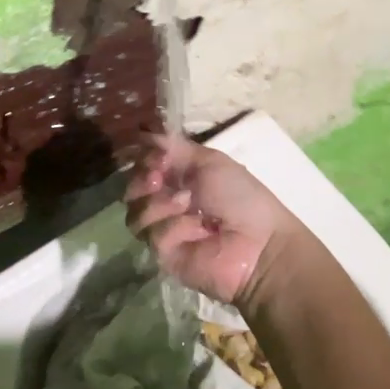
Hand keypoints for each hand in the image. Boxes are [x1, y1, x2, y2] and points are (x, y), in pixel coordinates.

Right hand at [124, 133, 303, 307]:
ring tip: (186, 204)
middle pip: (131, 189)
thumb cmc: (240, 197)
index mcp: (177, 179)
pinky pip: (153, 234)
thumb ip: (175, 148)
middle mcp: (165, 203)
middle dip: (142, 179)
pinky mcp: (163, 254)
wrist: (259, 242)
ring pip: (135, 212)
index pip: (142, 165)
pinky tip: (197, 231)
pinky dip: (175, 228)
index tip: (158, 156)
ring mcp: (162, 229)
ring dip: (160, 204)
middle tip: (159, 178)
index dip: (144, 158)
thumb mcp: (210, 162)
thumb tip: (144, 134)